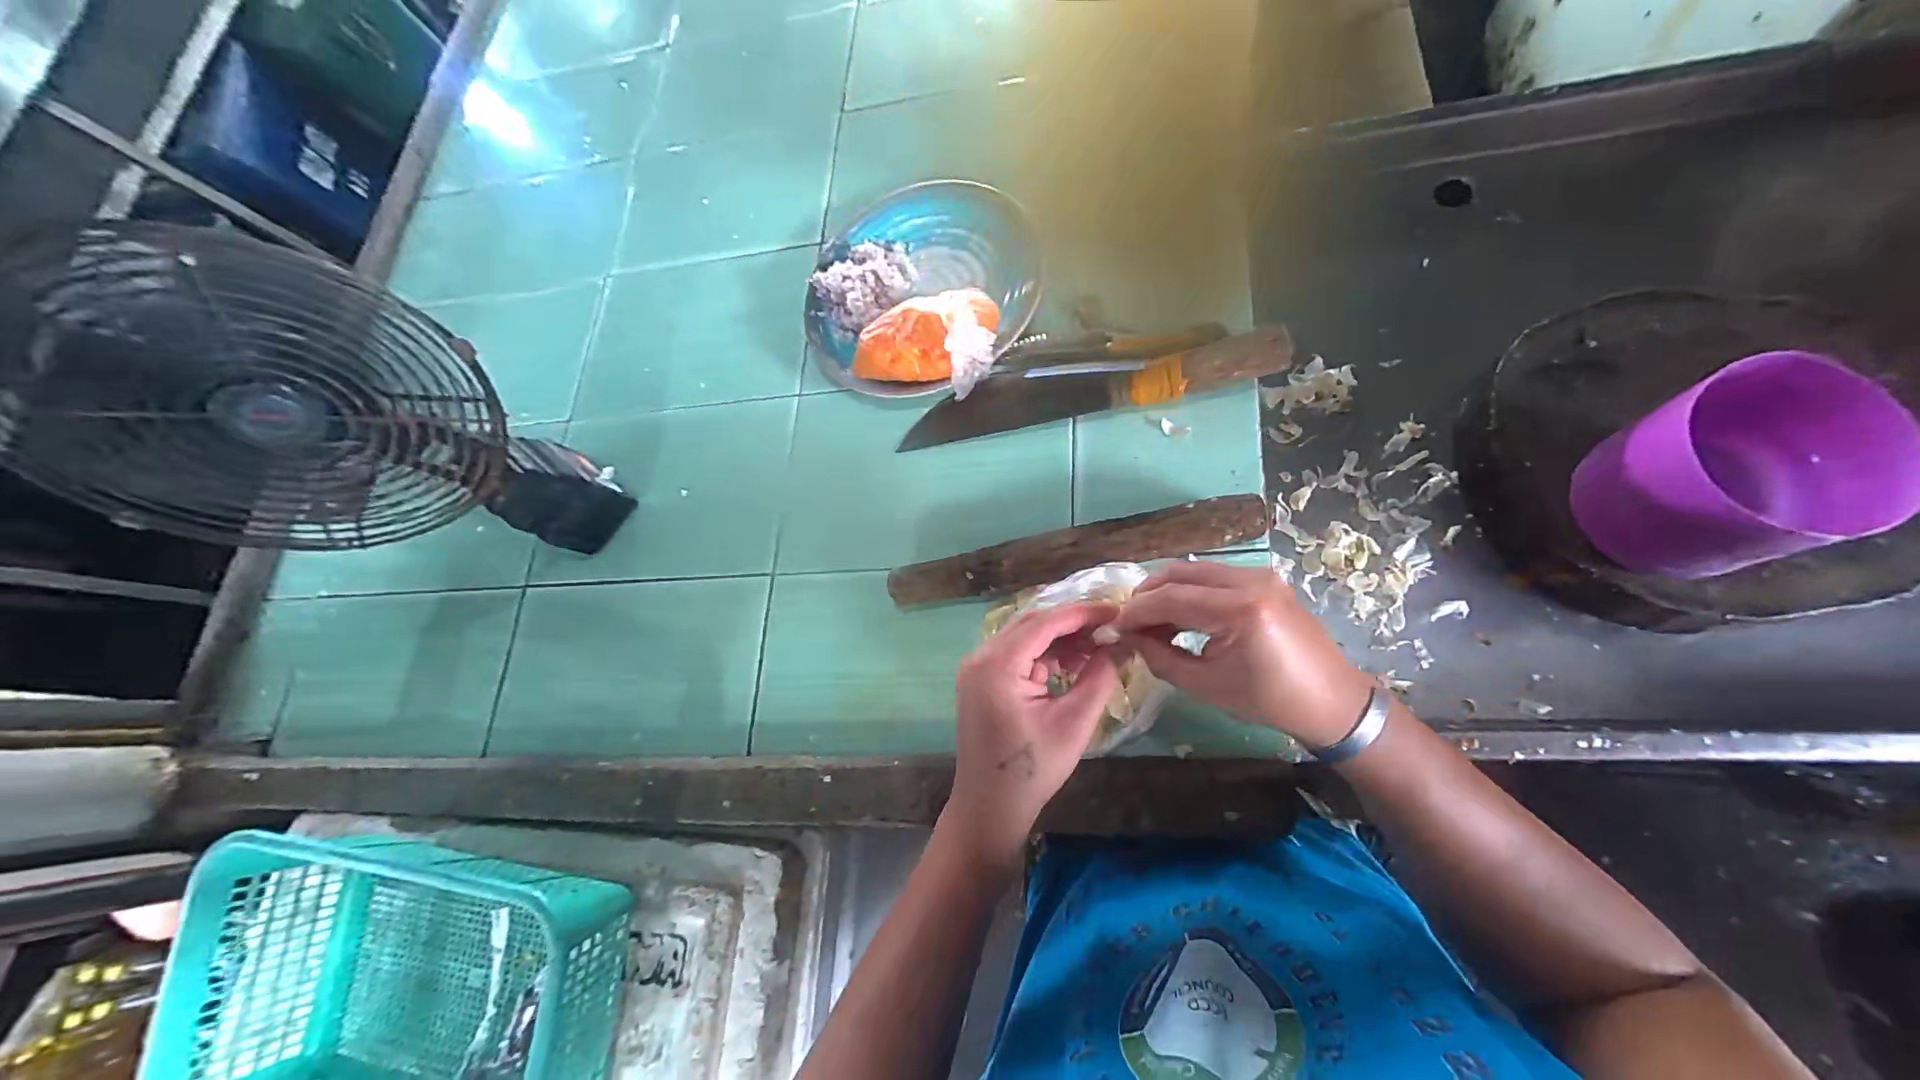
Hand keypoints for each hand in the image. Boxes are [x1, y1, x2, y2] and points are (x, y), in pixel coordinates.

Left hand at [943, 603, 1121, 870]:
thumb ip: (1097, 678)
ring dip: (1061, 640)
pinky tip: (1075, 664)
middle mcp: (980, 657)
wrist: (989, 807)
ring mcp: (978, 668)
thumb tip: (1119, 646)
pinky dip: (1046, 656)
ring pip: (1025, 638)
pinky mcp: (982, 681)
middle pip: (1032, 624)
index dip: (1083, 613)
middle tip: (1112, 626)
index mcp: (997, 664)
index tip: (1117, 610)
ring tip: (1100, 647)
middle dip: (1073, 624)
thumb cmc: (1031, 770)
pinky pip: (1018, 656)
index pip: (1044, 622)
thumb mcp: (1073, 723)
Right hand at [1107, 561, 1373, 747]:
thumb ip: (1159, 656)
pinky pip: (1214, 576)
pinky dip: (1189, 591)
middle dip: (1146, 596)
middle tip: (1127, 622)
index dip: (1134, 612)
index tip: (1110, 627)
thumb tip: (1126, 636)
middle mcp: (1251, 581)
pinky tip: (1178, 615)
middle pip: (1179, 574)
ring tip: (1150, 621)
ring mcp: (1261, 575)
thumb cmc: (1269, 700)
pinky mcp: (1265, 579)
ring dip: (1166, 591)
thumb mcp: (1205, 684)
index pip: (1170, 598)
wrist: (1332, 701)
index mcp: (1240, 610)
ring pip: (1194, 570)